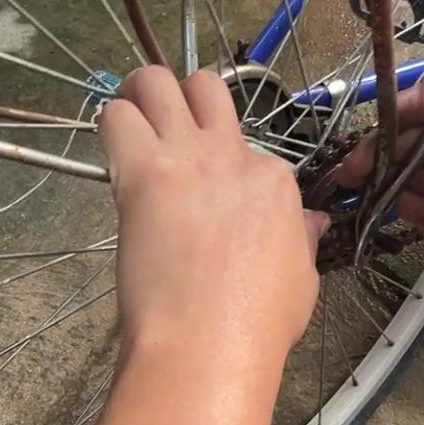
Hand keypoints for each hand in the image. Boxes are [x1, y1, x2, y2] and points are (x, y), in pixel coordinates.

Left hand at [100, 67, 328, 366]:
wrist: (210, 342)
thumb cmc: (260, 324)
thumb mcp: (303, 279)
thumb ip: (303, 239)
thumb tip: (313, 221)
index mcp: (275, 181)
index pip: (249, 149)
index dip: (225, 168)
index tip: (208, 195)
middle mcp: (233, 156)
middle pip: (205, 87)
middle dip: (181, 96)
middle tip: (162, 124)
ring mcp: (188, 158)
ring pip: (155, 82)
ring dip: (138, 97)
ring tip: (129, 125)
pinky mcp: (143, 173)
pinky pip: (116, 118)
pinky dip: (109, 126)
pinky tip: (111, 153)